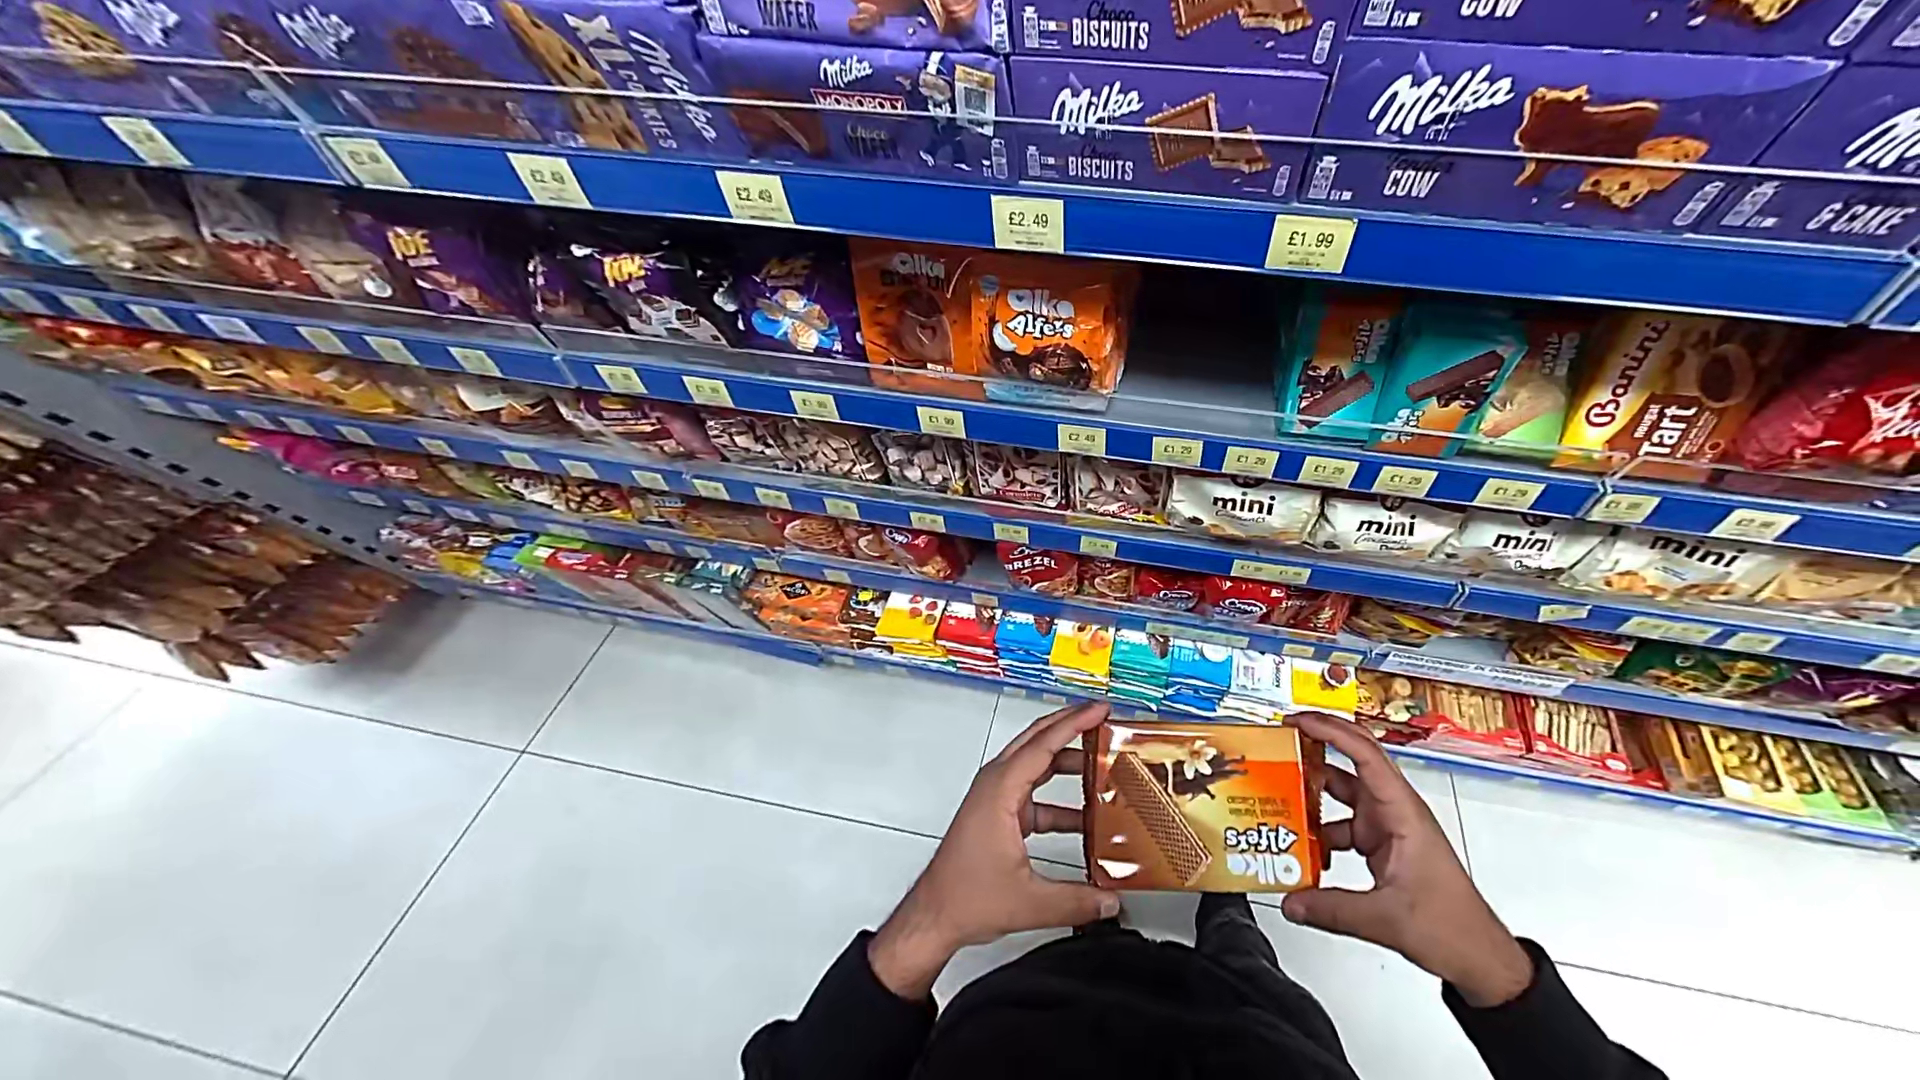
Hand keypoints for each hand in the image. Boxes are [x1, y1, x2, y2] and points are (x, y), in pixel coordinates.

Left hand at [868, 702, 1121, 1000]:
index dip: (1074, 723)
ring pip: (1037, 766)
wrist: (935, 914)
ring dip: (1068, 762)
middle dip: (1070, 726)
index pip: (1043, 744)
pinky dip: (1061, 798)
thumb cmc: (963, 897)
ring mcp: (996, 798)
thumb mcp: (1029, 901)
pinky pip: (1035, 793)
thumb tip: (1111, 899)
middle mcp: (996, 785)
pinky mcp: (999, 814)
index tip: (1098, 709)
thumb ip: (1077, 900)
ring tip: (1101, 763)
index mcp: (1000, 791)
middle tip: (1101, 719)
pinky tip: (1085, 816)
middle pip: (1037, 742)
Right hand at [1280, 712, 1533, 1007]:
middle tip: (1284, 735)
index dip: (1331, 731)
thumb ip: (1330, 908)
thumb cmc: (1454, 928)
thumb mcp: (1385, 918)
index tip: (1300, 720)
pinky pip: (1341, 821)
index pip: (1366, 755)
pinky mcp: (1380, 843)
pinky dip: (1318, 824)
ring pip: (1344, 791)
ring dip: (1313, 785)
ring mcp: (1387, 826)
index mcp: (1403, 814)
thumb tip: (1290, 900)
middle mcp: (1395, 811)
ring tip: (1281, 784)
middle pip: (1354, 760)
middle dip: (1319, 742)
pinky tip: (1300, 839)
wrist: (1480, 958)